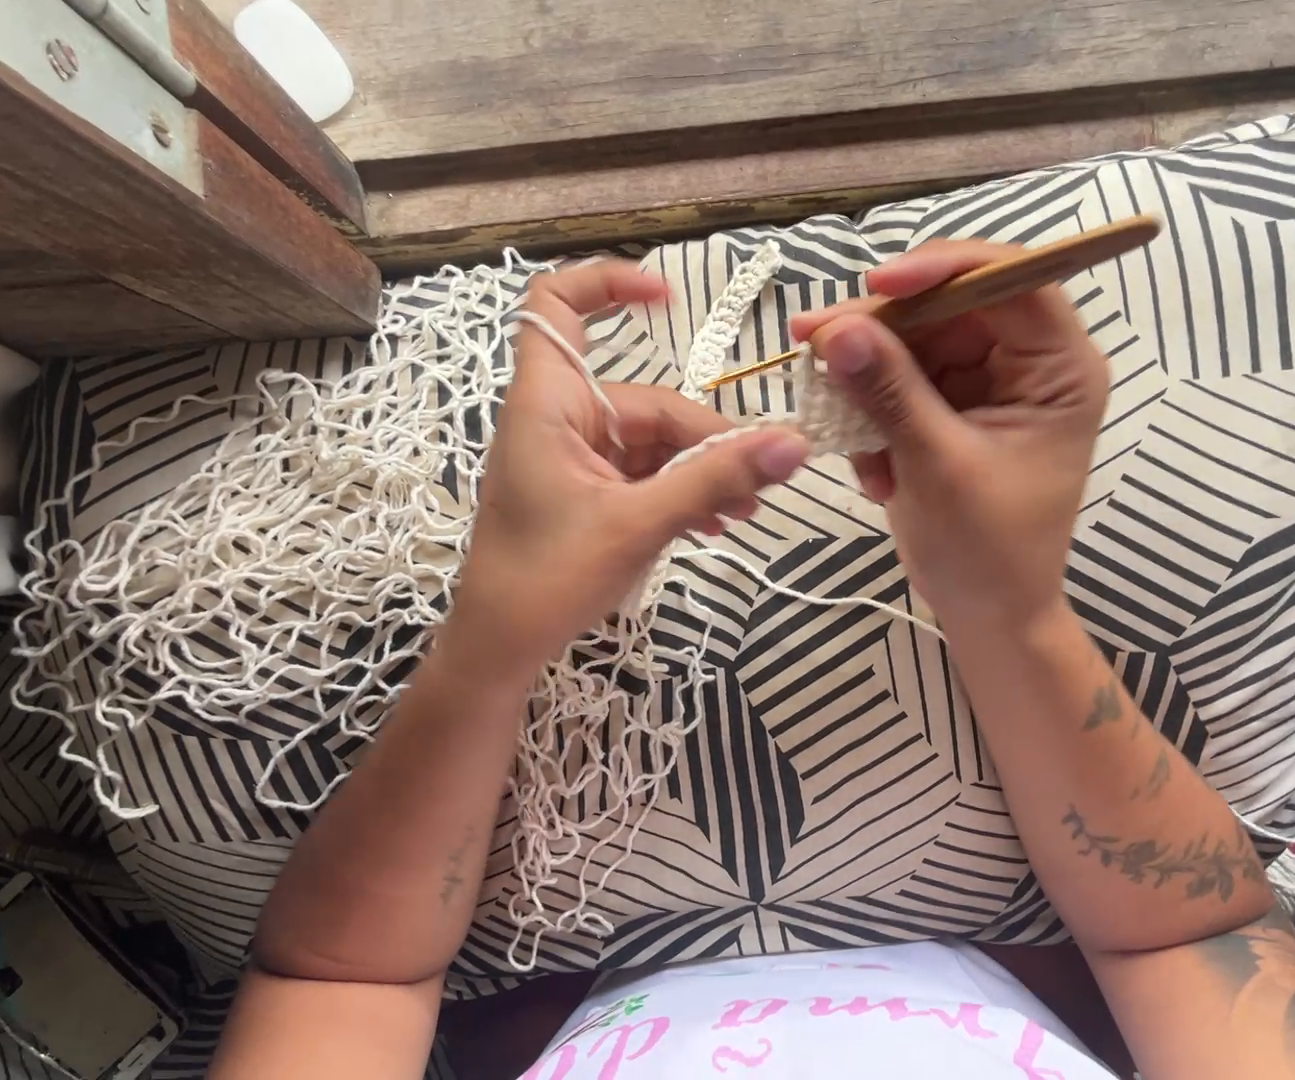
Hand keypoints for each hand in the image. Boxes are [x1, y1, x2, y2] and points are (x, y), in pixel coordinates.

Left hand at [447, 259, 810, 670]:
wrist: (501, 647)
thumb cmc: (548, 577)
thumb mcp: (638, 524)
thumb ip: (714, 481)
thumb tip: (793, 444)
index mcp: (548, 404)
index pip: (557, 308)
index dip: (606, 283)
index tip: (667, 296)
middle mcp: (561, 420)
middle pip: (646, 401)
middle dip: (704, 438)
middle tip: (756, 483)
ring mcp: (575, 458)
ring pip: (652, 444)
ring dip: (700, 472)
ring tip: (744, 511)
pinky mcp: (586, 493)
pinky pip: (644, 475)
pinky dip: (679, 492)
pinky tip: (716, 522)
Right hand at [789, 241, 1108, 633]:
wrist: (985, 611)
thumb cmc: (986, 548)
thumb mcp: (937, 466)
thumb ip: (889, 392)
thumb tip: (837, 329)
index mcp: (1058, 368)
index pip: (1012, 281)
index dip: (944, 270)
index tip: (875, 285)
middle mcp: (1024, 363)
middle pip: (948, 307)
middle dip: (881, 331)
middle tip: (812, 341)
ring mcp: (982, 385)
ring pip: (912, 345)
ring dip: (867, 384)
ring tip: (842, 429)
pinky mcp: (947, 409)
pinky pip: (896, 384)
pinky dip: (871, 418)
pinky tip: (875, 472)